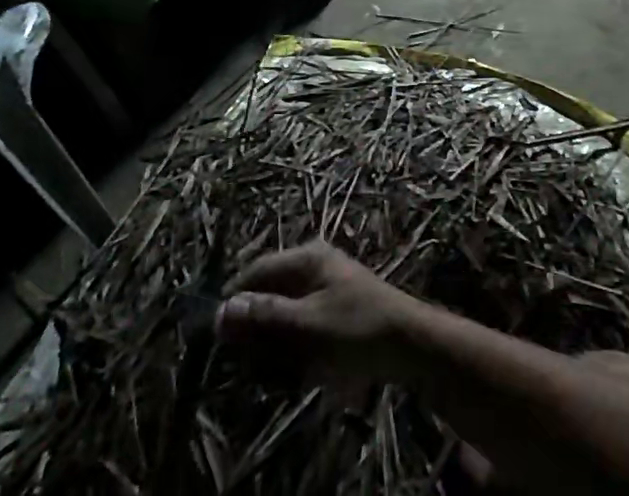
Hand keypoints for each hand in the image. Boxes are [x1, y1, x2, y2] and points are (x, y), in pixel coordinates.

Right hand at [217, 242, 421, 385]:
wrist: (411, 344)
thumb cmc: (358, 328)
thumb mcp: (307, 324)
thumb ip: (264, 316)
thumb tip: (221, 310)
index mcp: (307, 258)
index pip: (257, 271)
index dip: (235, 300)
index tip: (218, 337)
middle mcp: (314, 265)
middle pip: (269, 292)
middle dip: (257, 328)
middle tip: (252, 360)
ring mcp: (326, 286)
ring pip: (283, 312)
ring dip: (275, 342)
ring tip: (277, 369)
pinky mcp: (335, 309)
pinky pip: (301, 324)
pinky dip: (294, 345)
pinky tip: (297, 369)